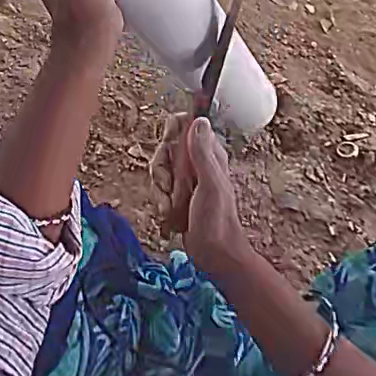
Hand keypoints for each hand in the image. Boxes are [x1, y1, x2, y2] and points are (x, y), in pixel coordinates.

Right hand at [151, 113, 251, 276]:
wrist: (214, 255)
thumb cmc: (217, 221)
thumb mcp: (210, 184)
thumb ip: (202, 153)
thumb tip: (199, 119)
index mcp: (209, 153)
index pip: (185, 125)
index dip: (172, 133)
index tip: (170, 149)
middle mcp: (197, 161)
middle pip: (166, 148)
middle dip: (162, 169)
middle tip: (170, 186)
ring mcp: (186, 178)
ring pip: (159, 168)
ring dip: (160, 189)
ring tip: (171, 206)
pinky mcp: (176, 194)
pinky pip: (158, 187)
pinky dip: (160, 200)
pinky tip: (168, 213)